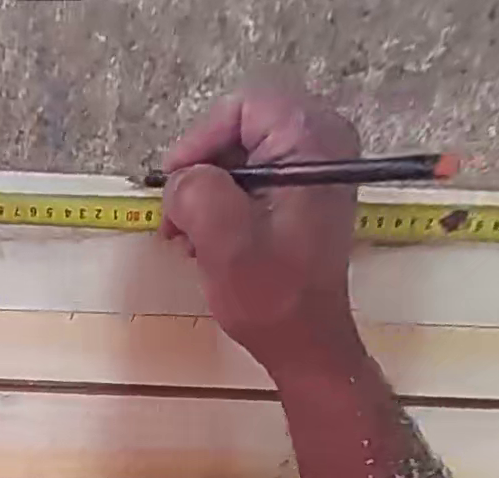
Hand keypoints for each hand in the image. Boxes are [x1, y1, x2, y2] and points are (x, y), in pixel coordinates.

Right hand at [160, 77, 362, 368]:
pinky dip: (228, 210)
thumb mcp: (223, 239)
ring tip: (190, 238)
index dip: (197, 144)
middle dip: (203, 174)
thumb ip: (194, 189)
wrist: (308, 347)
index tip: (172, 186)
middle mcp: (326, 146)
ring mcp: (320, 175)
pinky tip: (210, 243)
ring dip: (210, 197)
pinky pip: (256, 186)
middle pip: (241, 133)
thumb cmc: (272, 298)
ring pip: (244, 162)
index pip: (240, 109)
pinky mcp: (308, 203)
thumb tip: (181, 182)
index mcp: (313, 142)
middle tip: (178, 218)